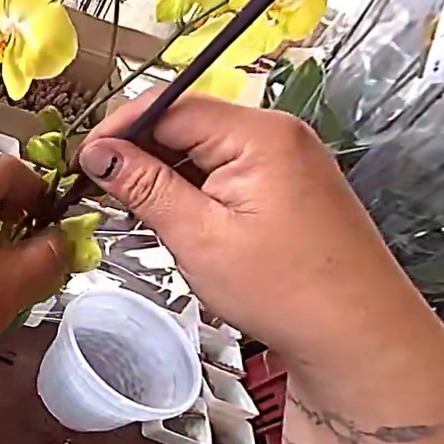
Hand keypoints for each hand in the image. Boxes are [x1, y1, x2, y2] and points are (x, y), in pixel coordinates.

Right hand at [76, 91, 432, 361]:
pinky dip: (192, 189)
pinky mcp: (285, 183)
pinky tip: (174, 217)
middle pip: (186, 123)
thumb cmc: (286, 291)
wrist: (359, 337)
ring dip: (164, 174)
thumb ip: (145, 186)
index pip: (170, 106)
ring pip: (202, 149)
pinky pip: (224, 170)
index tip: (85, 159)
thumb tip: (99, 153)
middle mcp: (276, 134)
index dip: (120, 129)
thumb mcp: (199, 236)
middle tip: (103, 190)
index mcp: (259, 135)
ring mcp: (285, 158)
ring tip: (137, 211)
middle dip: (140, 153)